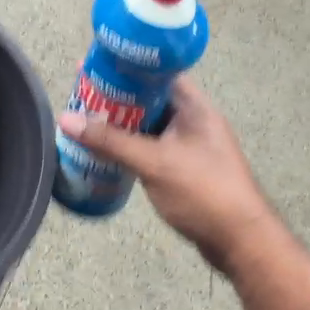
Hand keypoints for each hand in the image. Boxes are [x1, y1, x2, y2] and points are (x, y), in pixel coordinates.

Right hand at [58, 78, 276, 271]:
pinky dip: (130, 147)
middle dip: (116, 97)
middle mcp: (194, 121)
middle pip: (149, 99)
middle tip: (81, 94)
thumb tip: (66, 119)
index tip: (95, 65)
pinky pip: (151, 148)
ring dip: (121, 124)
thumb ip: (110, 141)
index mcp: (194, 107)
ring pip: (148, 126)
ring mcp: (190, 147)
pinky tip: (106, 152)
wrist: (242, 243)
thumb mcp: (153, 162)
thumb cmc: (203, 191)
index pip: (158, 73)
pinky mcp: (185, 170)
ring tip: (86, 120)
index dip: (127, 67)